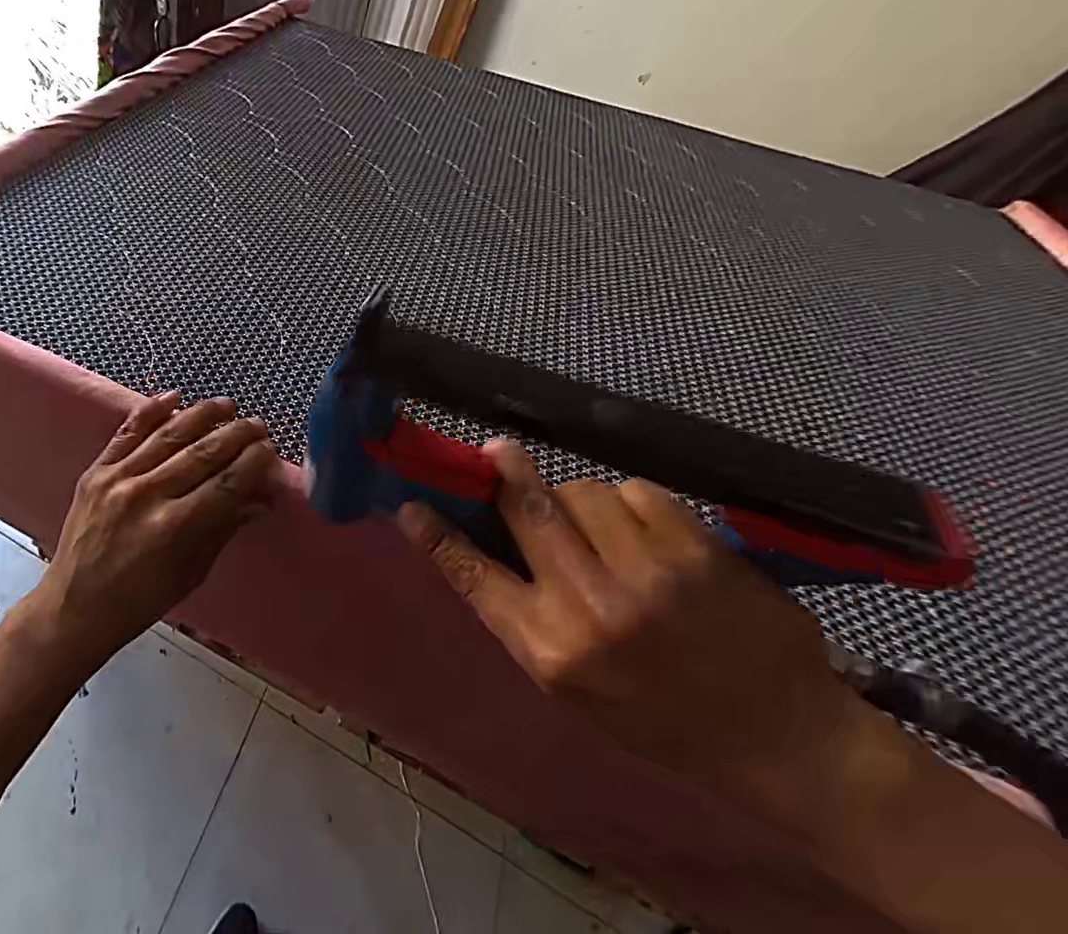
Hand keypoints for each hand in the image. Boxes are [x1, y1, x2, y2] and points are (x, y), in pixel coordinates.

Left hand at [25, 391, 279, 666]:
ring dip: (201, 415)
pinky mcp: (95, 472)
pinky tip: (173, 396)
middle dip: (236, 435)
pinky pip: (126, 433)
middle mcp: (146, 495)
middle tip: (258, 424)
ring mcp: (116, 479)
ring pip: (168, 435)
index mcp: (173, 528)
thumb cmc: (139, 601)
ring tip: (227, 405)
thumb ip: (222, 530)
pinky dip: (150, 411)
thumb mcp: (190, 574)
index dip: (253, 463)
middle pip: (202, 453)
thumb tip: (259, 500)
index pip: (226, 483)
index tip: (270, 450)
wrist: (74, 605)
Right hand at [398, 439, 861, 782]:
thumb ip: (518, 612)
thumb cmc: (650, 712)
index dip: (436, 536)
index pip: (472, 575)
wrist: (778, 738)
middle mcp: (591, 605)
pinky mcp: (701, 553)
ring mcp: (650, 575)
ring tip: (594, 521)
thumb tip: (475, 545)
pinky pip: (639, 493)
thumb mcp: (564, 680)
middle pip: (527, 511)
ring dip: (577, 497)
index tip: (411, 505)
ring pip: (584, 493)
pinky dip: (629, 500)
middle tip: (496, 452)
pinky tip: (640, 528)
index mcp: (548, 644)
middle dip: (505, 473)